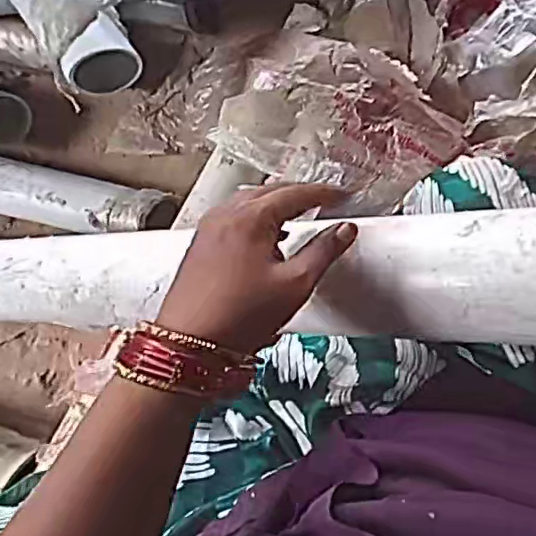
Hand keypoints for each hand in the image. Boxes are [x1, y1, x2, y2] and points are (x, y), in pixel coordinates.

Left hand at [155, 184, 357, 352]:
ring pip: (251, 201)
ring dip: (279, 202)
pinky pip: (235, 215)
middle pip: (272, 191)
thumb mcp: (297, 282)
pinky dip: (259, 215)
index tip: (342, 196)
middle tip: (326, 201)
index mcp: (250, 219)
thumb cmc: (239, 316)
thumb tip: (344, 230)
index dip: (325, 193)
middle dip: (302, 194)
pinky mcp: (201, 244)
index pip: (296, 193)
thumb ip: (325, 250)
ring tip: (301, 214)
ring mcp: (210, 229)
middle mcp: (226, 216)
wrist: (191, 344)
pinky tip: (270, 234)